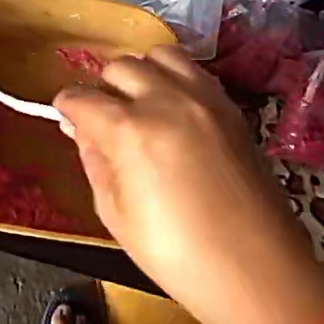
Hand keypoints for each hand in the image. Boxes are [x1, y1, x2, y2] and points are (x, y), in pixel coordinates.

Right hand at [55, 48, 323, 323]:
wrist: (256, 268)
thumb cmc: (176, 254)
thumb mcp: (116, 215)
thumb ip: (94, 161)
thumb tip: (81, 129)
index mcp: (131, 130)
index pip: (83, 98)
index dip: (67, 106)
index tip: (66, 116)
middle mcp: (167, 100)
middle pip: (121, 67)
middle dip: (103, 88)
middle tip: (104, 120)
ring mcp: (205, 98)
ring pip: (160, 56)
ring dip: (142, 74)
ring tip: (141, 106)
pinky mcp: (231, 107)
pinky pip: (194, 71)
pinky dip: (175, 79)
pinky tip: (174, 110)